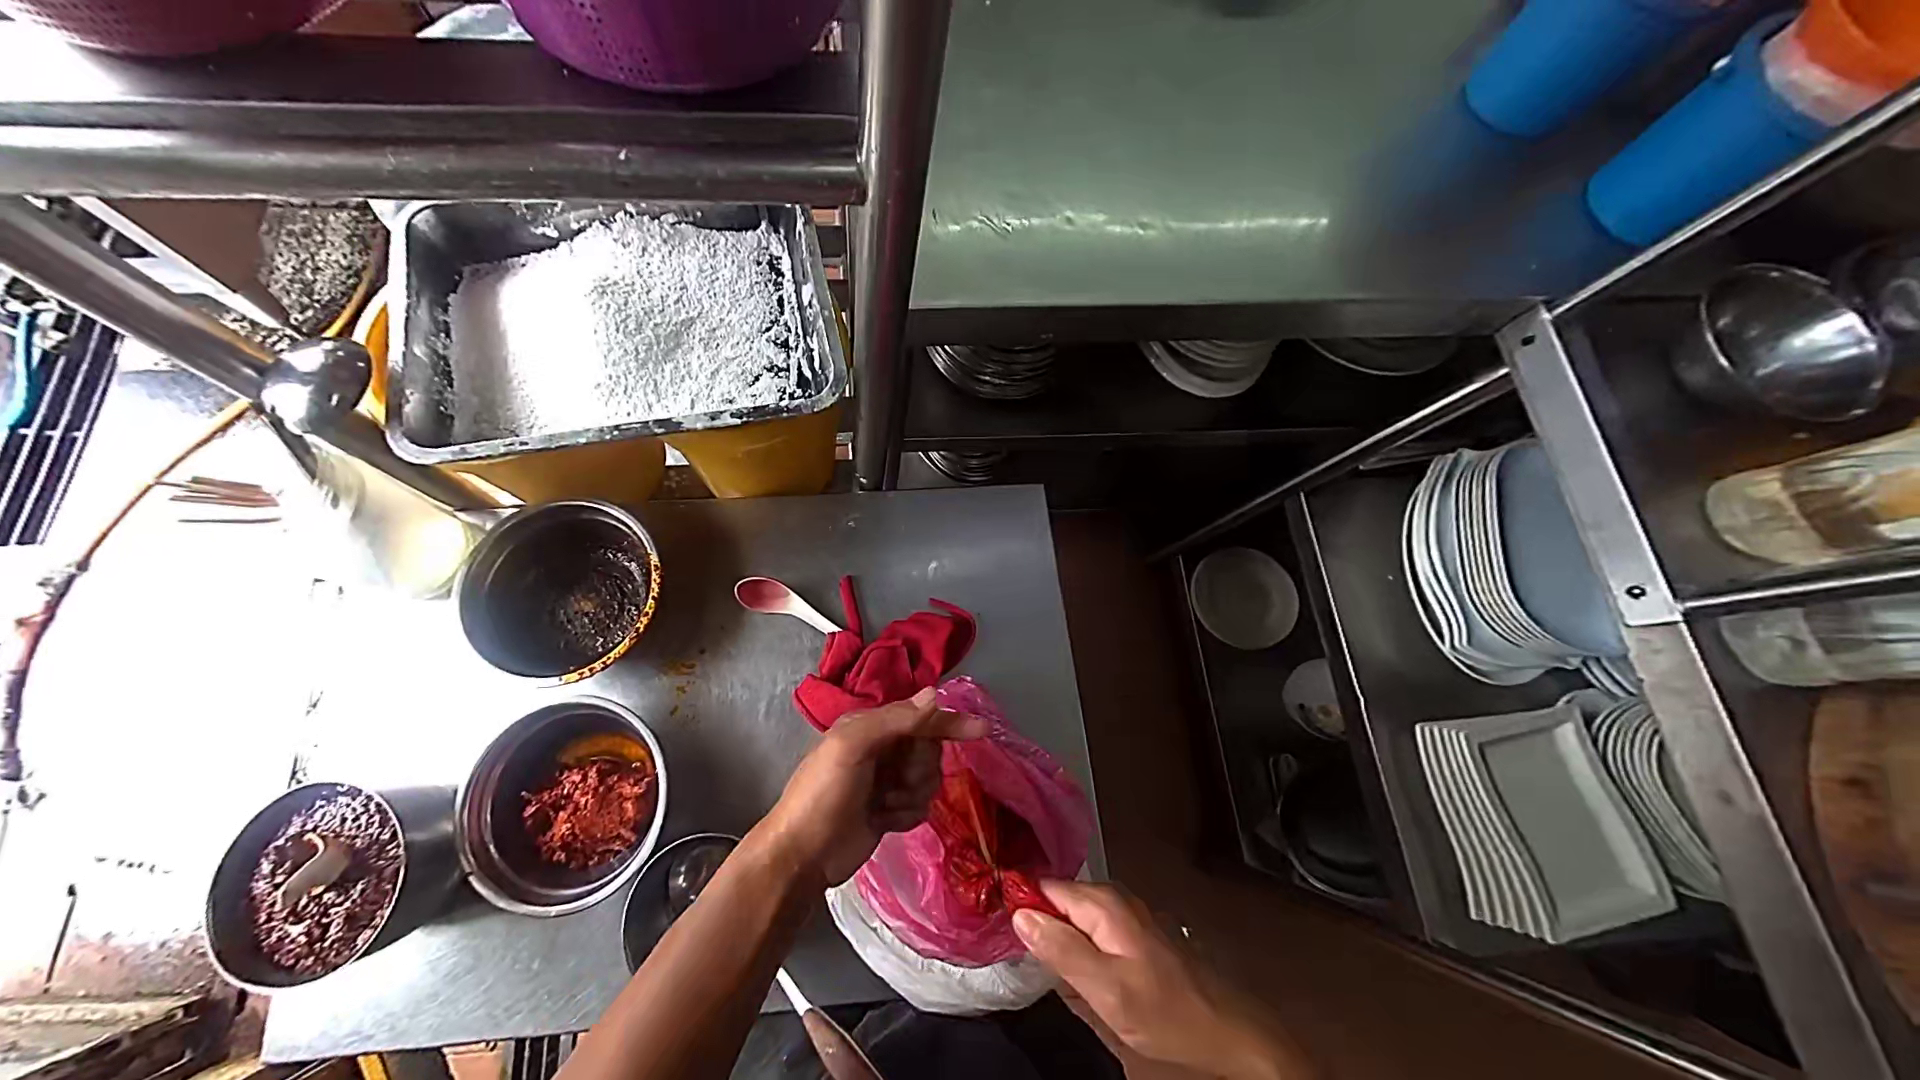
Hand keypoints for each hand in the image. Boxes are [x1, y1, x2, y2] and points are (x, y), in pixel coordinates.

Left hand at [753, 687, 988, 887]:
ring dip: (911, 795)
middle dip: (918, 769)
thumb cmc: (823, 794)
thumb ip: (895, 720)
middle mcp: (881, 749)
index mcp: (870, 726)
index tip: (981, 729)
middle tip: (894, 783)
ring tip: (883, 805)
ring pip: (928, 779)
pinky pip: (921, 805)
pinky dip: (906, 814)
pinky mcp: (890, 810)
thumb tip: (935, 694)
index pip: (921, 717)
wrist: (802, 857)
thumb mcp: (852, 746)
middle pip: (929, 750)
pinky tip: (883, 821)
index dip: (950, 722)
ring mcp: (886, 781)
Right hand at [1014, 880, 1306, 1079]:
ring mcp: (1121, 914)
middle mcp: (1110, 898)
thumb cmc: (1165, 1011)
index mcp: (1101, 903)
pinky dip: (1069, 941)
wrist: (1224, 1031)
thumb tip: (1019, 914)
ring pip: (1069, 914)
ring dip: (1049, 932)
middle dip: (1031, 917)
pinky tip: (1063, 964)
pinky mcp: (1128, 934)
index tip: (990, 919)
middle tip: (1007, 947)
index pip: (1042, 887)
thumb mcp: (1106, 988)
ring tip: (1029, 957)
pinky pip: (1085, 928)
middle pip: (1054, 899)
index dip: (1016, 901)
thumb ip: (1061, 949)